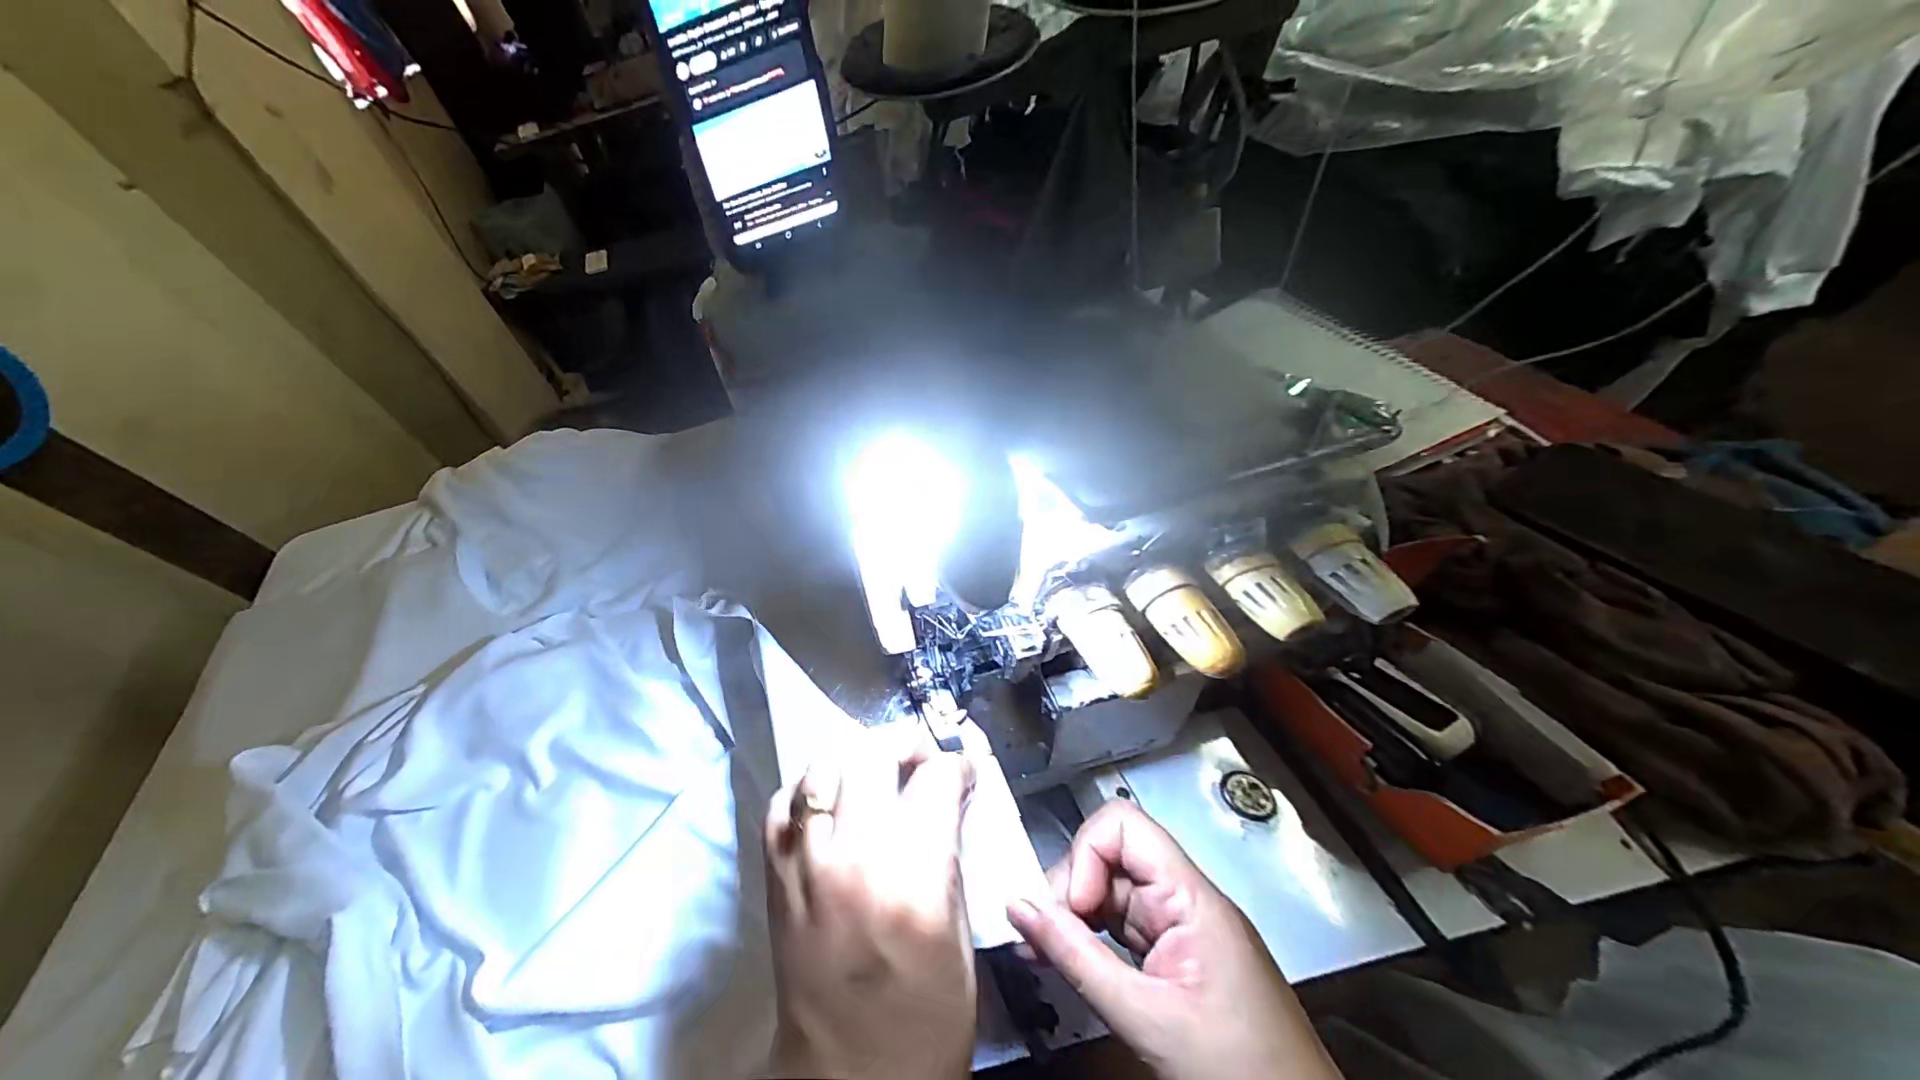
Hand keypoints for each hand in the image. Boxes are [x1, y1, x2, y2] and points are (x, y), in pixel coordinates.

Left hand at [762, 727, 978, 1079]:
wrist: (846, 1075)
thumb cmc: (924, 1018)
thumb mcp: (962, 935)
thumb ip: (952, 855)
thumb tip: (950, 800)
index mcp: (912, 878)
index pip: (935, 778)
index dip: (957, 766)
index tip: (963, 774)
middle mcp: (852, 858)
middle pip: (872, 753)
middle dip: (905, 746)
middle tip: (920, 764)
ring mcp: (805, 863)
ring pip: (822, 765)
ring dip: (856, 762)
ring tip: (876, 779)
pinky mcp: (775, 876)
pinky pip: (784, 802)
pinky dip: (809, 790)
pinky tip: (832, 805)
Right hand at [1006, 800, 1341, 1079]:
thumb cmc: (1242, 1072)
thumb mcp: (1144, 1016)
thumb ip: (1075, 957)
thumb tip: (1021, 907)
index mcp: (1190, 897)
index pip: (1123, 825)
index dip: (1086, 856)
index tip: (1072, 908)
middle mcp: (1185, 898)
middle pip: (1110, 856)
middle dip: (1070, 890)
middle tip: (1043, 938)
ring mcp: (1180, 924)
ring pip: (1110, 890)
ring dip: (1074, 917)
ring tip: (1047, 953)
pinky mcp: (1174, 949)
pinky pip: (1120, 924)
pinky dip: (1089, 938)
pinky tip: (1070, 960)